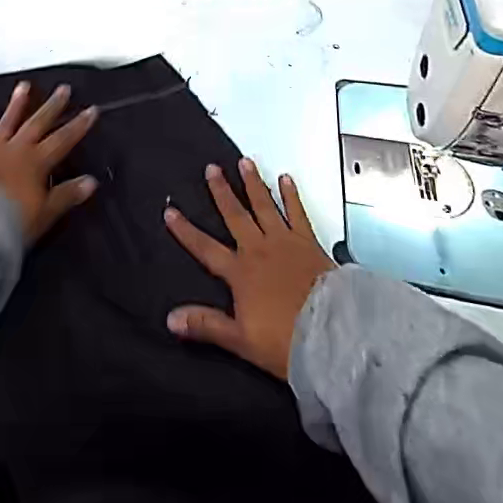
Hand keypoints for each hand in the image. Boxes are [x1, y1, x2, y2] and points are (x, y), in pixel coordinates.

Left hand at [0, 81, 98, 244]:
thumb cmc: (10, 221)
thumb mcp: (45, 212)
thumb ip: (67, 195)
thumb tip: (91, 181)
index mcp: (37, 162)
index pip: (63, 139)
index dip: (78, 125)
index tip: (91, 110)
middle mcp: (16, 150)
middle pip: (38, 123)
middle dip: (53, 106)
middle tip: (63, 89)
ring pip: (7, 122)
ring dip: (16, 105)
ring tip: (23, 86)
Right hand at [163, 158, 335, 378]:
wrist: (331, 333)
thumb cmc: (285, 341)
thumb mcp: (240, 339)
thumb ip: (205, 324)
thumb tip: (171, 319)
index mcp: (240, 273)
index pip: (205, 248)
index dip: (186, 231)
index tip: (171, 212)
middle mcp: (259, 250)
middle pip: (235, 215)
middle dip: (221, 191)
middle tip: (212, 168)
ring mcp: (285, 241)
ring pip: (264, 206)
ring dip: (253, 184)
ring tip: (245, 162)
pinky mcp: (308, 242)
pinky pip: (297, 212)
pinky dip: (291, 195)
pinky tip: (286, 179)